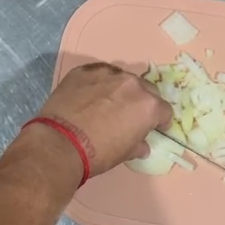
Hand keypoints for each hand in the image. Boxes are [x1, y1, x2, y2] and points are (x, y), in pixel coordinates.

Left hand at [32, 63, 170, 176]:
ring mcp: (107, 73)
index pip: (164, 110)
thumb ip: (138, 144)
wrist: (60, 143)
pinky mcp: (84, 70)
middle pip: (145, 90)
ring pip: (121, 78)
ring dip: (119, 90)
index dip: (160, 121)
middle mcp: (132, 84)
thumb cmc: (98, 153)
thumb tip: (141, 144)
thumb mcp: (125, 154)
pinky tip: (88, 96)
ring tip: (106, 103)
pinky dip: (98, 84)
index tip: (154, 127)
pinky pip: (98, 74)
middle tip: (129, 115)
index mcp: (148, 105)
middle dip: (141, 102)